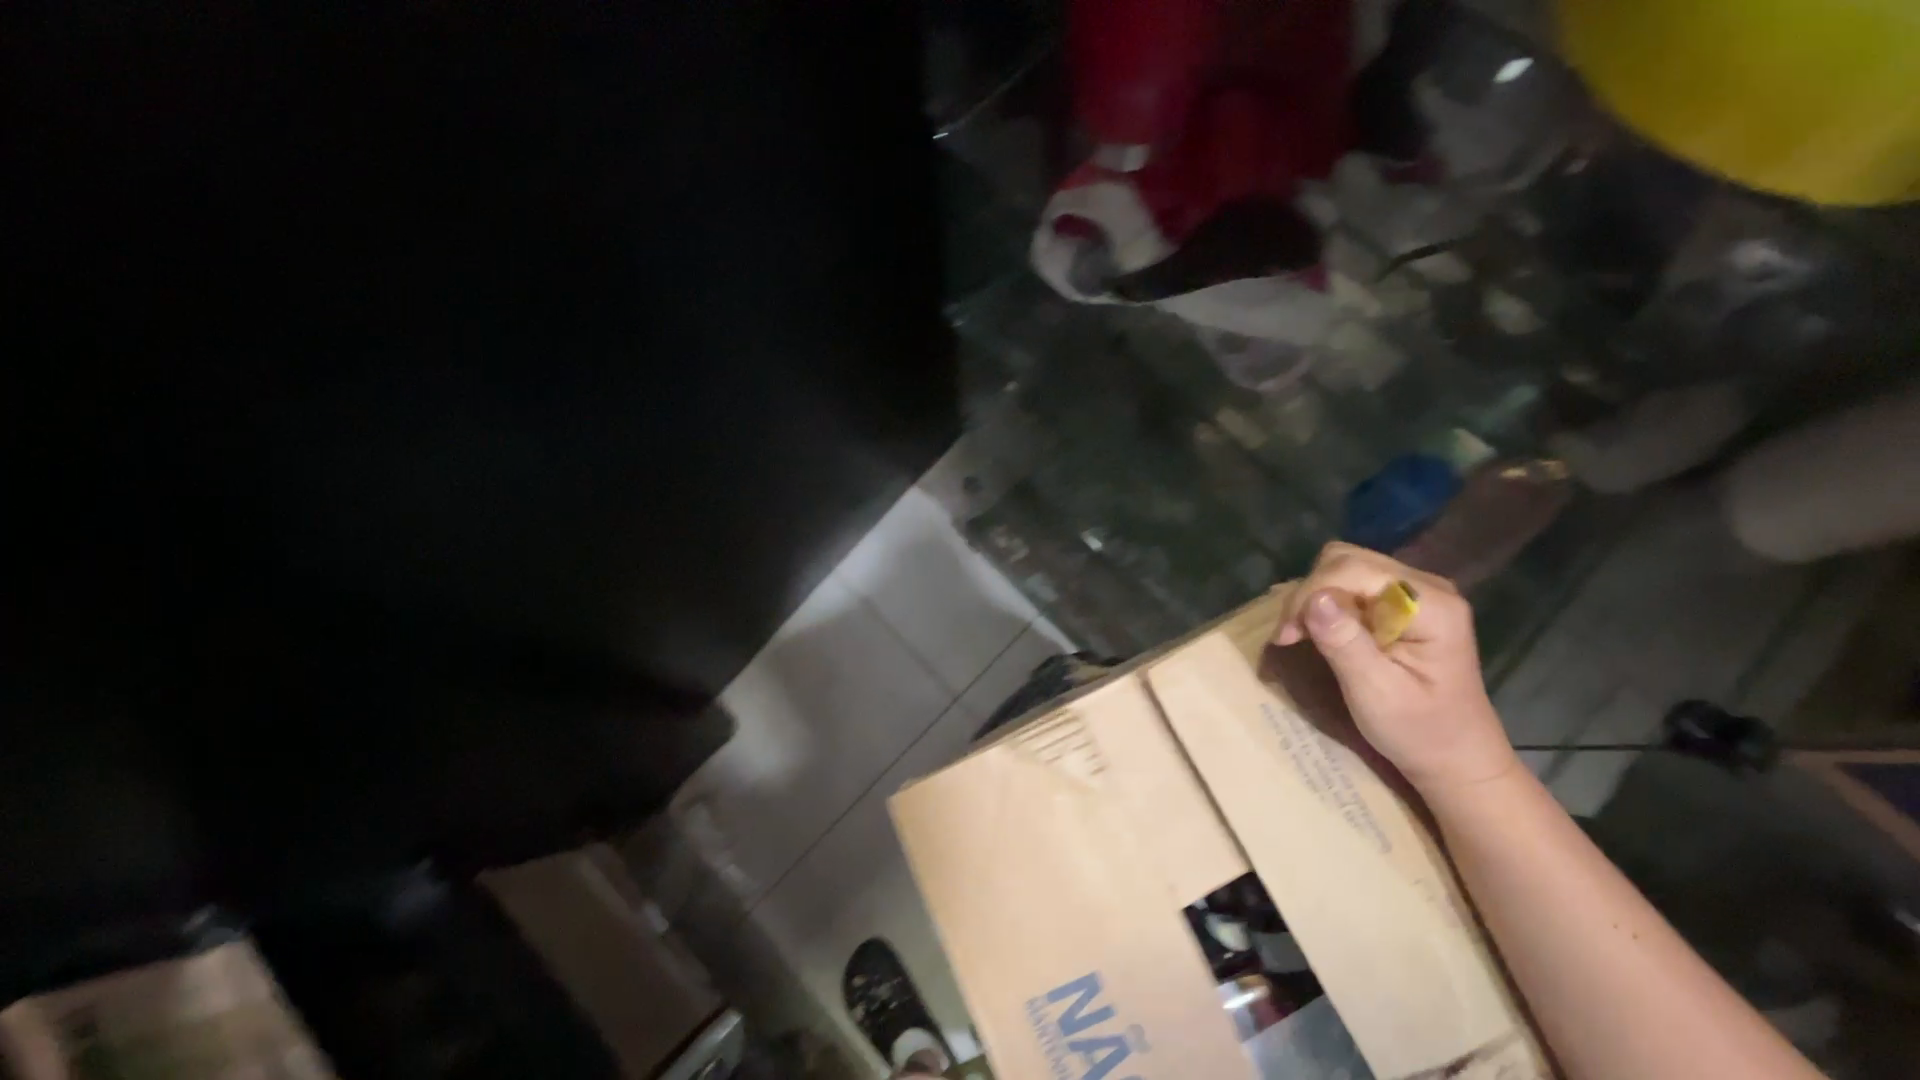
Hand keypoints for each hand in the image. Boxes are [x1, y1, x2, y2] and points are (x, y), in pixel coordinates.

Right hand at [1272, 543, 1516, 792]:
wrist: (1457, 758)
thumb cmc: (1419, 732)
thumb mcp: (1376, 694)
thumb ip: (1345, 643)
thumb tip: (1313, 598)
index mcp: (1432, 605)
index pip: (1354, 569)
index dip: (1311, 594)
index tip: (1286, 636)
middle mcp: (1429, 586)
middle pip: (1348, 560)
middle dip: (1310, 592)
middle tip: (1291, 635)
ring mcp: (1418, 592)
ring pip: (1347, 567)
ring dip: (1315, 596)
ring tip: (1301, 634)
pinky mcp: (1404, 604)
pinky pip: (1354, 584)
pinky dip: (1328, 603)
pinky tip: (1320, 631)